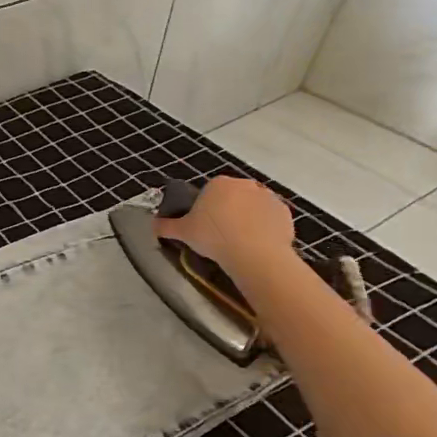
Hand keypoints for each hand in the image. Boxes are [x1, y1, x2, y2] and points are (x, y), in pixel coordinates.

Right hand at [154, 177, 294, 274]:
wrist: (253, 253)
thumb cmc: (213, 237)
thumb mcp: (183, 233)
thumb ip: (166, 226)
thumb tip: (152, 224)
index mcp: (218, 183)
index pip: (209, 193)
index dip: (205, 210)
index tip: (203, 228)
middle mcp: (245, 184)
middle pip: (233, 198)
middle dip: (228, 213)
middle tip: (220, 237)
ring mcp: (267, 196)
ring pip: (252, 208)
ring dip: (247, 220)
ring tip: (239, 244)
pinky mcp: (283, 212)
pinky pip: (270, 219)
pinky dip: (264, 229)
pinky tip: (257, 245)